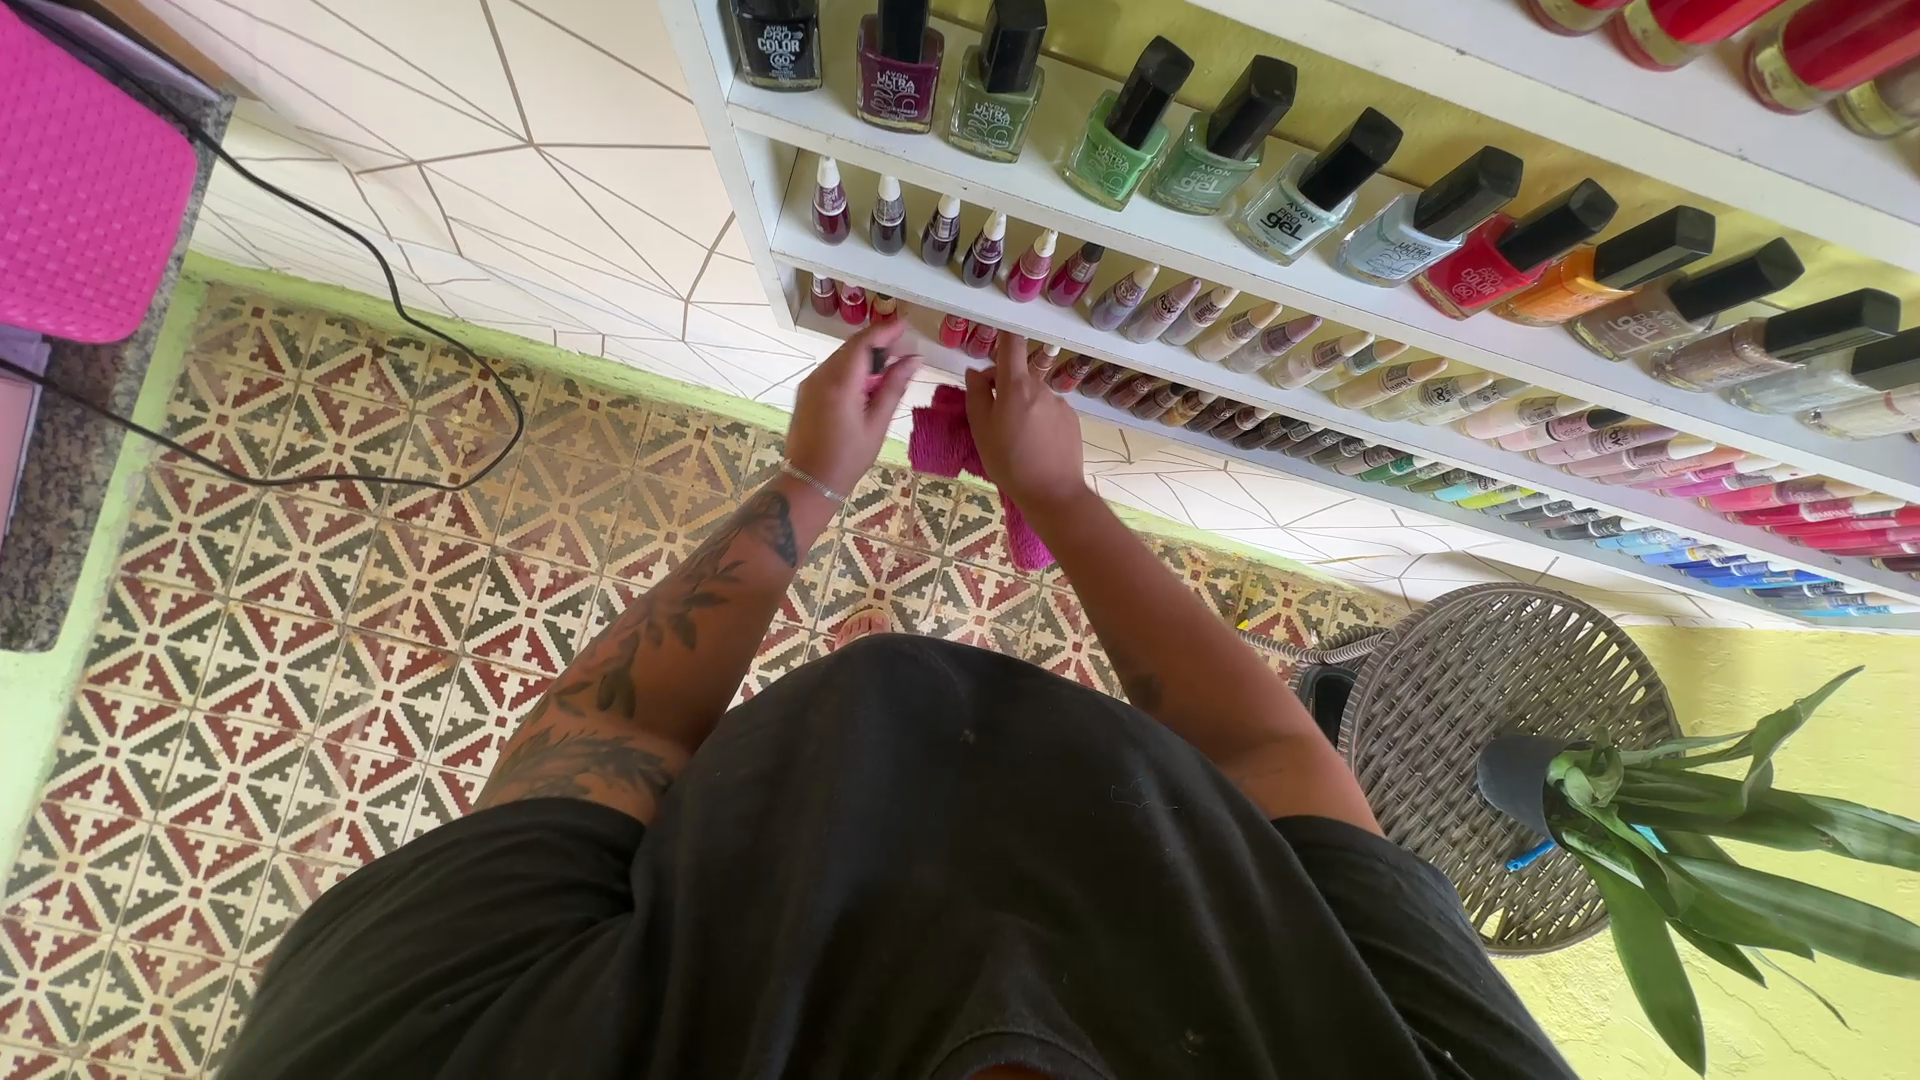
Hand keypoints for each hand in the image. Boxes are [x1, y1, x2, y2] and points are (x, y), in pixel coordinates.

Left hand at [786, 320, 919, 495]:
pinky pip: (831, 371)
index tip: (905, 325)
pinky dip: (850, 369)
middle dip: (877, 343)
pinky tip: (866, 383)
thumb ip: (894, 387)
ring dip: (864, 357)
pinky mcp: (806, 393)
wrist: (810, 480)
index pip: (863, 344)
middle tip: (902, 347)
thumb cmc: (849, 458)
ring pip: (840, 358)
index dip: (885, 330)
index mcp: (840, 384)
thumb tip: (914, 359)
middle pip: (851, 347)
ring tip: (888, 367)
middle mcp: (820, 377)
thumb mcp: (877, 424)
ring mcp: (809, 383)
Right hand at [964, 332, 1089, 515]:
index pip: (1011, 344)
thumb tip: (976, 372)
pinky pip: (1048, 411)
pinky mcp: (1072, 420)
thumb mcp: (981, 430)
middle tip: (992, 418)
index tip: (998, 329)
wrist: (1053, 493)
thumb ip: (976, 395)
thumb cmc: (1009, 462)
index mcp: (1017, 386)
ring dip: (1022, 407)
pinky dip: (1038, 420)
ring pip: (1033, 396)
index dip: (1004, 333)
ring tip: (1015, 439)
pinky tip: (1034, 445)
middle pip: (1019, 375)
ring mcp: (1060, 403)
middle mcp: (1042, 387)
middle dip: (1004, 387)